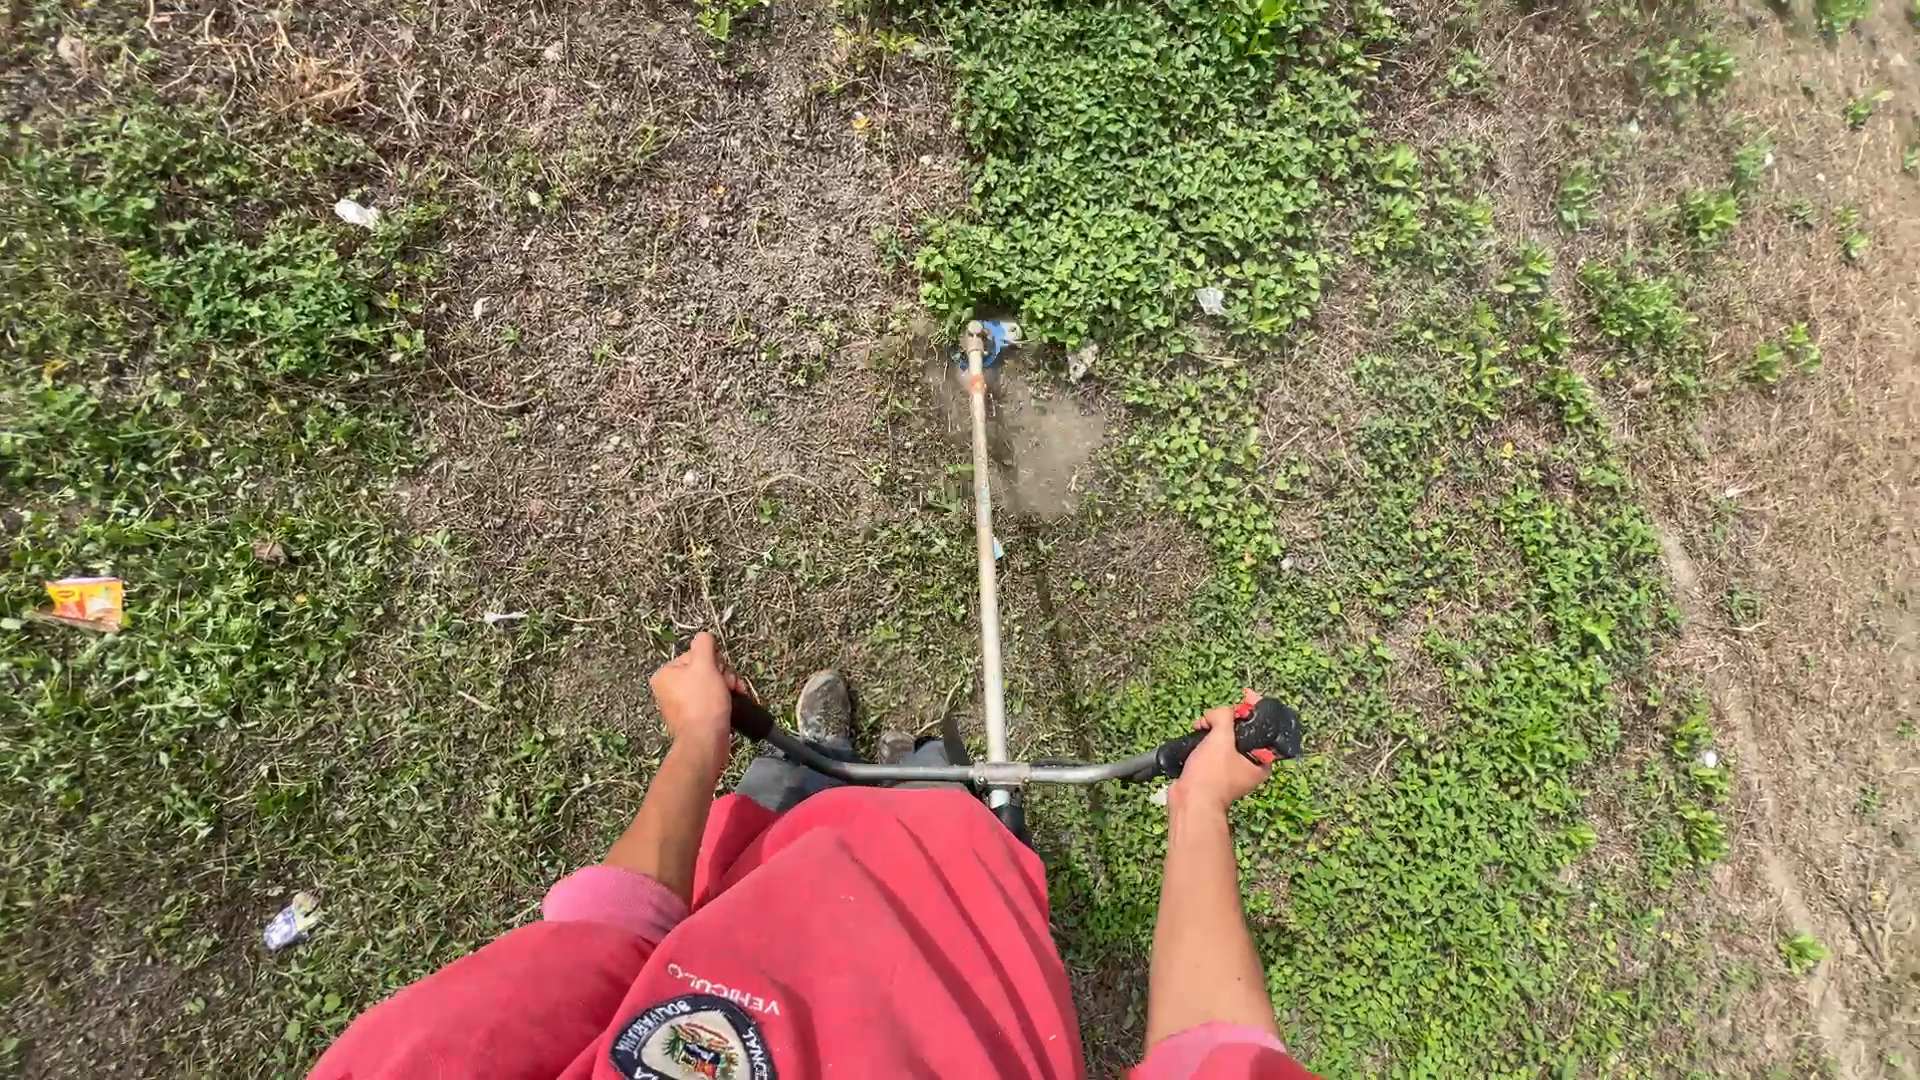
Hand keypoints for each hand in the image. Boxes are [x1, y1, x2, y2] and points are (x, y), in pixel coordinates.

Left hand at [648, 632, 743, 761]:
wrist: (705, 741)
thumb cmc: (703, 703)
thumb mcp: (704, 665)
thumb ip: (704, 644)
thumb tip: (704, 636)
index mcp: (665, 674)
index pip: (697, 655)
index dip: (714, 662)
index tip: (720, 673)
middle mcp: (670, 688)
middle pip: (705, 669)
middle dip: (723, 675)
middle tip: (728, 686)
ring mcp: (682, 703)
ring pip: (712, 683)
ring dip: (727, 686)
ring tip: (734, 695)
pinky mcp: (695, 716)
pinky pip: (712, 699)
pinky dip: (723, 699)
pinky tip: (732, 704)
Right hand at [1169, 689, 1272, 814]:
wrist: (1191, 800)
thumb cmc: (1211, 775)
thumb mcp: (1221, 739)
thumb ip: (1225, 717)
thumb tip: (1220, 713)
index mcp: (1261, 761)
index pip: (1264, 727)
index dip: (1255, 708)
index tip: (1245, 695)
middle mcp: (1250, 764)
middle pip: (1242, 729)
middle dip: (1226, 718)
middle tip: (1213, 716)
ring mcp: (1232, 767)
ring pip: (1226, 737)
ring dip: (1213, 726)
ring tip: (1200, 725)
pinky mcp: (1215, 770)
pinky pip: (1214, 746)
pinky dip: (1206, 737)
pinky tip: (1196, 733)